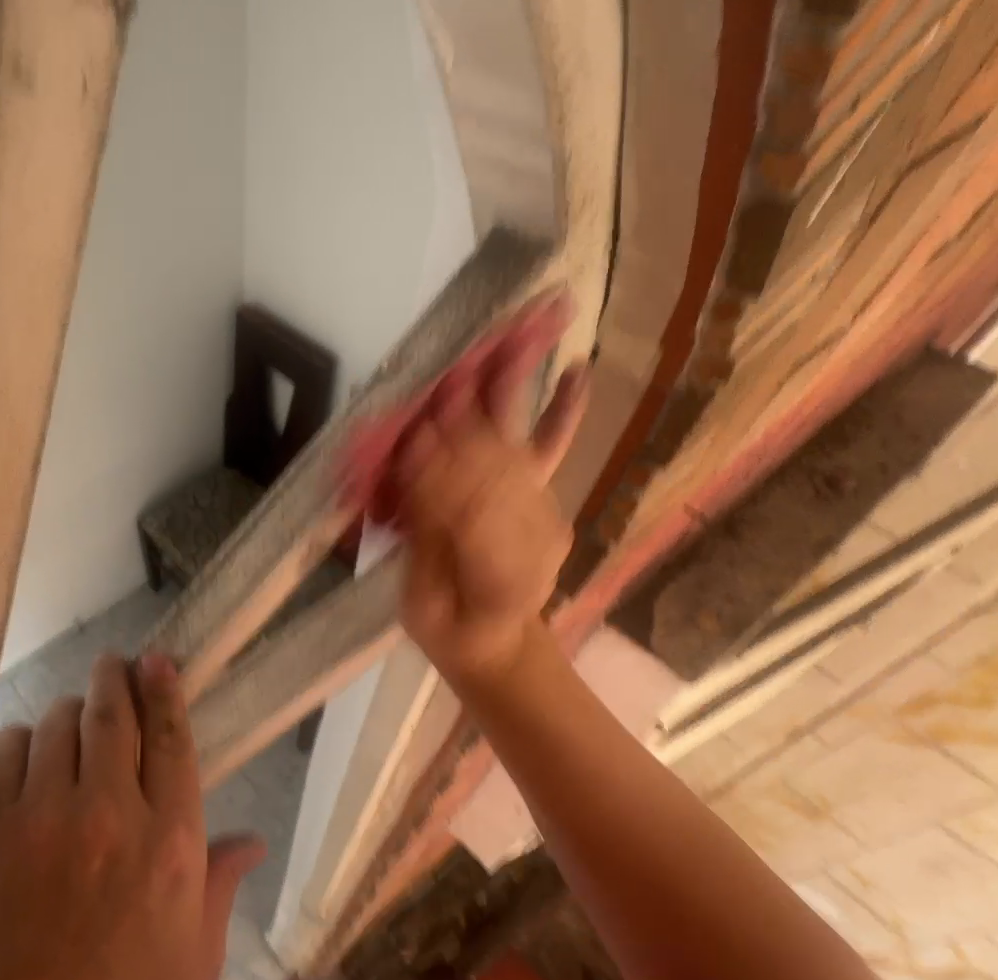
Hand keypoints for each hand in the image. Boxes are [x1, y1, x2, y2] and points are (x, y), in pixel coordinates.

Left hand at [0, 653, 265, 979]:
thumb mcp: (196, 957)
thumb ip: (219, 885)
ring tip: (76, 719)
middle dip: (114, 678)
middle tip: (115, 664)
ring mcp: (44, 816)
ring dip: (70, 711)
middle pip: (112, 715)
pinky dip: (20, 740)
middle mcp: (109, 814)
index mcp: (170, 844)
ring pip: (57, 724)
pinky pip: (5, 752)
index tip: (159, 661)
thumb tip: (250, 842)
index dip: (165, 691)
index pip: (171, 740)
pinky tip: (29, 755)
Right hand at [396, 300, 586, 682]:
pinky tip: (577, 371)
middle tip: (504, 326)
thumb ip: (435, 532)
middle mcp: (515, 503)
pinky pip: (553, 447)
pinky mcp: (538, 493)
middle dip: (497, 382)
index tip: (430, 405)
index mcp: (494, 534)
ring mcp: (530, 495)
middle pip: (499, 433)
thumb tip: (419, 458)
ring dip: (520, 376)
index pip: (466, 479)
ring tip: (535, 320)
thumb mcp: (440, 596)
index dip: (446, 443)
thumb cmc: (460, 623)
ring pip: (520, 427)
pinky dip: (564, 410)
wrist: (493, 641)